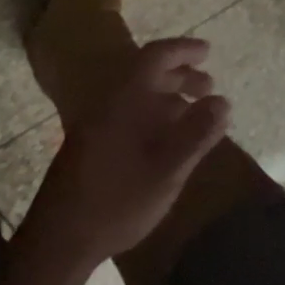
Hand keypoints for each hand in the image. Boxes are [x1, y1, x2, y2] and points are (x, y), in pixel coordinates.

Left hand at [25, 37, 232, 265]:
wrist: (62, 235)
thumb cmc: (117, 199)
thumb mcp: (166, 170)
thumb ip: (196, 134)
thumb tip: (223, 101)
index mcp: (124, 98)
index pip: (154, 57)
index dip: (182, 50)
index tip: (208, 52)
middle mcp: (109, 102)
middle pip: (146, 74)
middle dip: (180, 75)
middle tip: (209, 85)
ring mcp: (98, 123)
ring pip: (138, 97)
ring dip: (167, 98)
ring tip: (196, 113)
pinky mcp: (94, 144)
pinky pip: (130, 115)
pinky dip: (154, 117)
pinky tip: (168, 141)